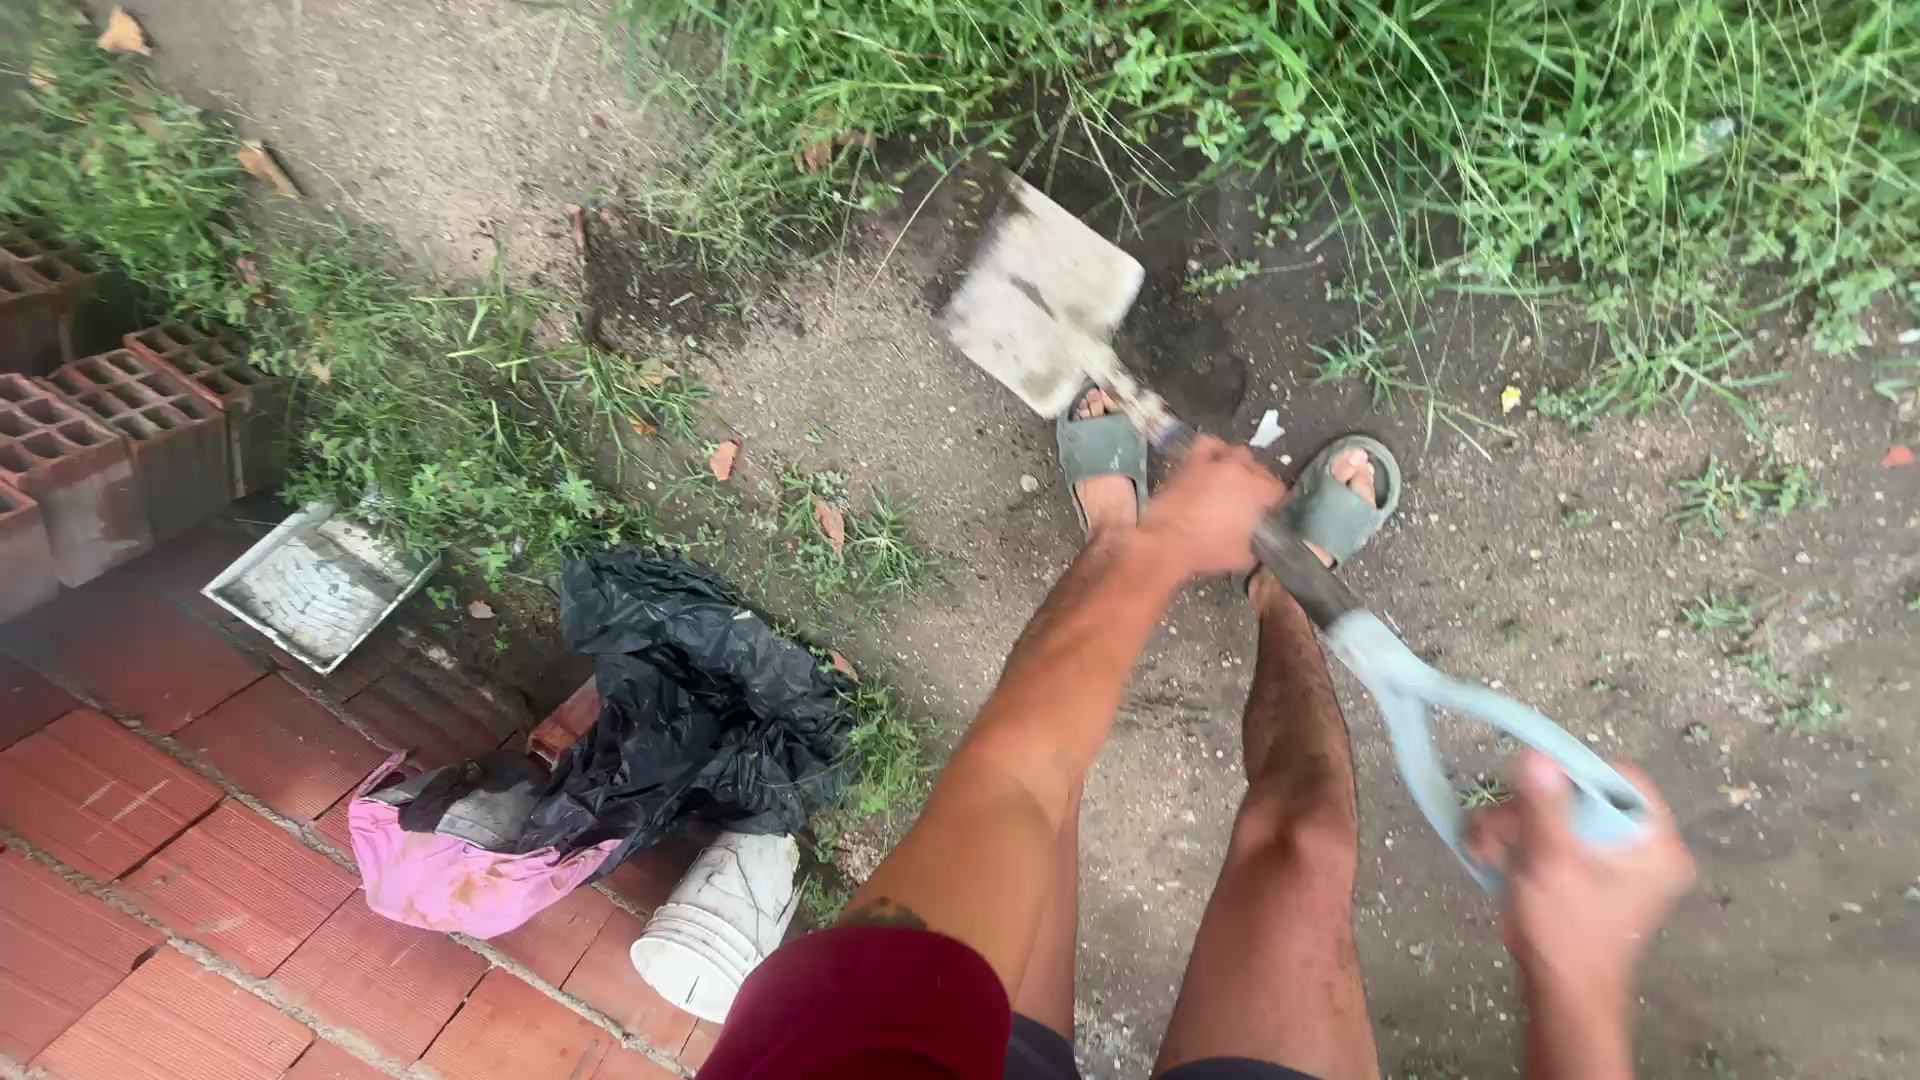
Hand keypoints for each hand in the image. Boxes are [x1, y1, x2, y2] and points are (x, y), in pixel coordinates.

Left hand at [1137, 435, 1286, 577]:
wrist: (1167, 539)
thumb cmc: (1207, 548)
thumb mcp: (1240, 556)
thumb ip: (1252, 545)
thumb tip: (1251, 545)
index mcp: (1256, 491)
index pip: (1276, 489)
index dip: (1273, 502)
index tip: (1266, 512)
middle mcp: (1239, 471)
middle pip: (1257, 468)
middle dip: (1257, 481)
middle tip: (1249, 497)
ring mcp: (1213, 464)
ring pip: (1235, 452)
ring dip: (1237, 462)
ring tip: (1232, 475)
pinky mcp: (1189, 463)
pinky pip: (1206, 446)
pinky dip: (1212, 451)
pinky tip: (1210, 463)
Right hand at [1468, 752, 1693, 1013]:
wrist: (1559, 985)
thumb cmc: (1567, 929)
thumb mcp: (1554, 862)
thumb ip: (1545, 806)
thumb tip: (1535, 754)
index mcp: (1653, 844)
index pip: (1620, 778)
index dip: (1574, 771)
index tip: (1531, 782)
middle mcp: (1632, 843)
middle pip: (1571, 792)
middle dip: (1524, 807)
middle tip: (1501, 829)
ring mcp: (1599, 853)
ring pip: (1543, 808)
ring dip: (1505, 824)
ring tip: (1486, 848)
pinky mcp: (1570, 862)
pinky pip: (1534, 828)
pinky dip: (1506, 838)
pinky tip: (1488, 854)